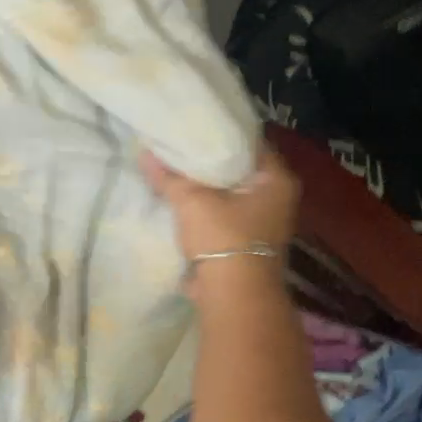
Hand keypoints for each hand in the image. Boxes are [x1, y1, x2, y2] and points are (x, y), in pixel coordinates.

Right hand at [140, 146, 298, 264]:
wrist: (233, 289)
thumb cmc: (223, 236)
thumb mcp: (191, 201)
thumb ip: (169, 177)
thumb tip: (145, 152)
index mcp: (276, 179)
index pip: (249, 145)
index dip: (220, 137)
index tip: (193, 131)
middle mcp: (277, 196)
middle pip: (238, 170)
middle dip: (209, 164)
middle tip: (178, 151)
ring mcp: (264, 220)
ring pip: (230, 193)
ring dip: (205, 188)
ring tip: (174, 175)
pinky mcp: (246, 239)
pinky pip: (224, 213)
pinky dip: (205, 208)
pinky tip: (180, 204)